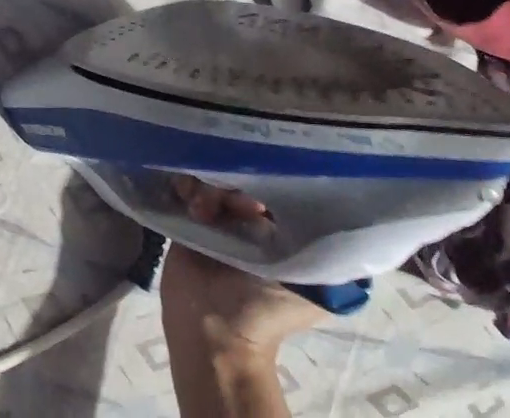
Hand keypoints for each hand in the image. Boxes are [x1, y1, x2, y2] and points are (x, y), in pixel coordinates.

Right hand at [160, 177, 327, 360]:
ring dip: (206, 188)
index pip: (283, 194)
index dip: (273, 185)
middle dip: (235, 187)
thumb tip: (326, 213)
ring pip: (212, 182)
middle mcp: (253, 224)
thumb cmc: (265, 311)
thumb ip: (322, 253)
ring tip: (201, 209)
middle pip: (243, 184)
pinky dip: (184, 187)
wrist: (211, 327)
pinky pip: (183, 190)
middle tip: (232, 206)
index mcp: (288, 236)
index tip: (262, 195)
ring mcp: (217, 220)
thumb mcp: (312, 286)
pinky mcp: (185, 219)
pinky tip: (185, 200)